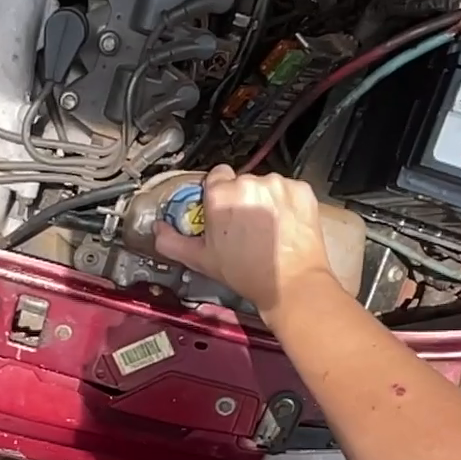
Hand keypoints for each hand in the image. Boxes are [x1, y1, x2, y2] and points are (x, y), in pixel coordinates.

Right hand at [154, 165, 338, 322]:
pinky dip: (284, 203)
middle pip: (239, 182)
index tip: (218, 211)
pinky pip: (286, 190)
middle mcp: (250, 183)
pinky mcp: (301, 191)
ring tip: (262, 229)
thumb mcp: (200, 260)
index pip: (215, 176)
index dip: (215, 195)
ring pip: (263, 186)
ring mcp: (278, 185)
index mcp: (221, 195)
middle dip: (239, 199)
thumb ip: (172, 241)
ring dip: (261, 200)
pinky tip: (280, 225)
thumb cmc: (247, 273)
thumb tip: (159, 230)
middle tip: (239, 227)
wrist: (291, 283)